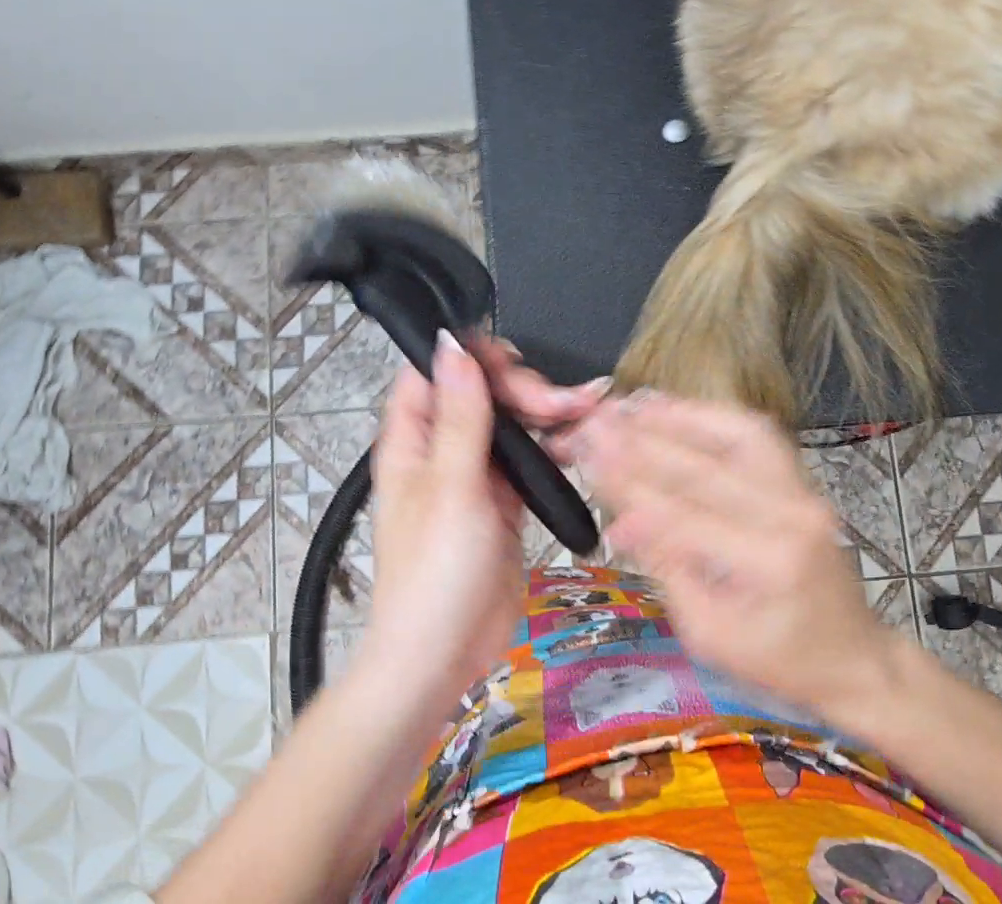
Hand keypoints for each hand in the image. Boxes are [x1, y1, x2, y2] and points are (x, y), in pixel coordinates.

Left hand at [362, 334, 606, 699]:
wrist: (444, 656)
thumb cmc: (435, 574)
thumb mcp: (451, 488)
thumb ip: (460, 416)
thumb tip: (452, 344)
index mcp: (412, 439)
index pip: (433, 371)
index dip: (471, 356)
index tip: (515, 361)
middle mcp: (441, 450)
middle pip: (482, 393)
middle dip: (525, 389)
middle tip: (564, 405)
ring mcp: (475, 477)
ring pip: (511, 424)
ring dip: (547, 414)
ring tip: (589, 412)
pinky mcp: (504, 503)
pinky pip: (530, 461)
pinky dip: (554, 449)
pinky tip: (581, 444)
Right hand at [568, 395, 898, 724]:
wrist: (856, 659)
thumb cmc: (781, 663)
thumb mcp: (711, 635)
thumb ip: (670, 571)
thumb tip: (622, 522)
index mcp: (769, 563)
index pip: (683, 515)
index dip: (630, 487)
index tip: (588, 459)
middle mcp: (791, 514)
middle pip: (704, 468)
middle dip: (642, 444)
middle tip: (594, 424)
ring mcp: (804, 492)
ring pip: (735, 436)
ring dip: (678, 417)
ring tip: (629, 405)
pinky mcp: (804, 482)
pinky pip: (756, 436)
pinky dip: (711, 417)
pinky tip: (676, 410)